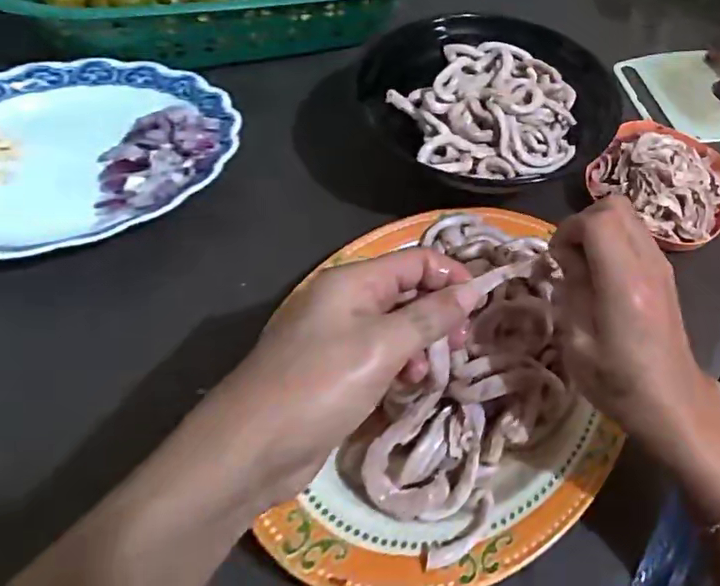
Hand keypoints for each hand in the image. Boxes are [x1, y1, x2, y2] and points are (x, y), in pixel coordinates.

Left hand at [185, 249, 482, 509]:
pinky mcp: (330, 372)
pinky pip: (378, 355)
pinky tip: (407, 388)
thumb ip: (432, 316)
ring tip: (432, 373)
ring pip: (395, 326)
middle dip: (438, 314)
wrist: (241, 458)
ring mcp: (334, 338)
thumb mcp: (384, 347)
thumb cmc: (318, 387)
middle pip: (407, 292)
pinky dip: (398, 366)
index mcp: (353, 282)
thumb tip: (474, 290)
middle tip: (460, 343)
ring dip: (421, 344)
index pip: (417, 261)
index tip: (478, 305)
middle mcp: (344, 302)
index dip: (451, 276)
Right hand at [549, 195, 713, 459]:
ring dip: (600, 228)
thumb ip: (572, 289)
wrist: (670, 397)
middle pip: (616, 205)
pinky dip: (615, 239)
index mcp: (625, 280)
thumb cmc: (618, 381)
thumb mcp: (578, 342)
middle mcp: (647, 261)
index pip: (599, 220)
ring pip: (628, 214)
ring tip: (584, 265)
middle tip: (568, 255)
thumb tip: (567, 255)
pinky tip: (604, 274)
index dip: (569, 228)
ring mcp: (661, 262)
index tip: (556, 257)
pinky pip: (636, 233)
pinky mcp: (665, 270)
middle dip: (584, 220)